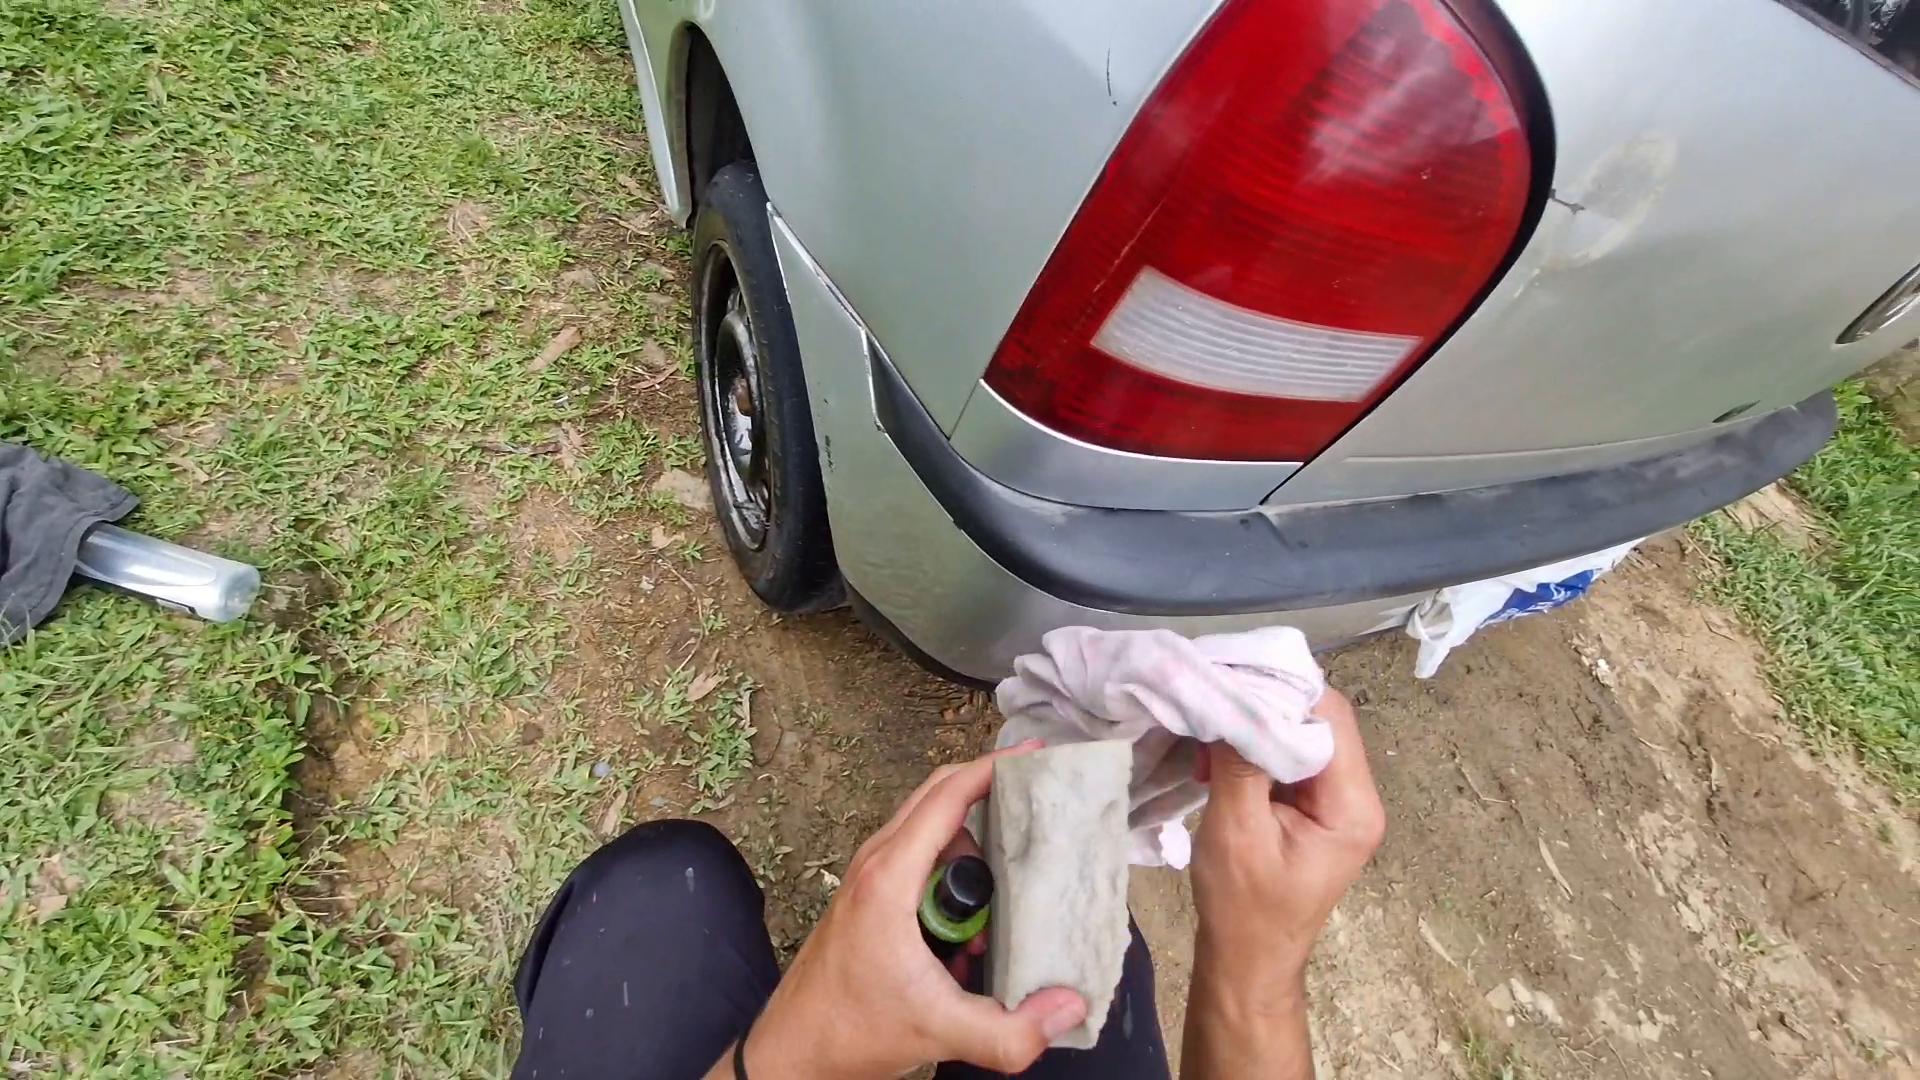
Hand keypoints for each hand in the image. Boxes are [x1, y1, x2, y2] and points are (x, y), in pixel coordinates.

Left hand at [738, 747, 1088, 1079]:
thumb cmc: (853, 1029)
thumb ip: (1009, 1032)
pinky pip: (920, 847)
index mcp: (891, 874)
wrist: (795, 1046)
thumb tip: (1070, 1005)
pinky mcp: (871, 885)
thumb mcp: (938, 1031)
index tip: (1033, 755)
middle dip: (989, 789)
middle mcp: (878, 857)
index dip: (993, 767)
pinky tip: (964, 923)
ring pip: (932, 822)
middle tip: (1034, 797)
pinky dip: (950, 864)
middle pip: (940, 793)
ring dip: (970, 846)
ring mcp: (871, 868)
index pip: (948, 795)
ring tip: (989, 908)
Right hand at [1183, 687, 1383, 1078]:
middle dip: (1263, 701)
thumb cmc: (1243, 903)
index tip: (1231, 672)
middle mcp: (1354, 795)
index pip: (1330, 717)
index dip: (1283, 688)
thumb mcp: (1237, 829)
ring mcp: (1333, 799)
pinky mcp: (1310, 803)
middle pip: (1317, 719)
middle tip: (1213, 692)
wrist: (1246, 955)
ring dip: (1252, 722)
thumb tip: (1234, 696)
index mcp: (1351, 804)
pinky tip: (1216, 752)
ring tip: (1209, 729)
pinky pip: (1285, 752)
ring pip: (1298, 731)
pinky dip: (1250, 743)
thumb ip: (1241, 761)